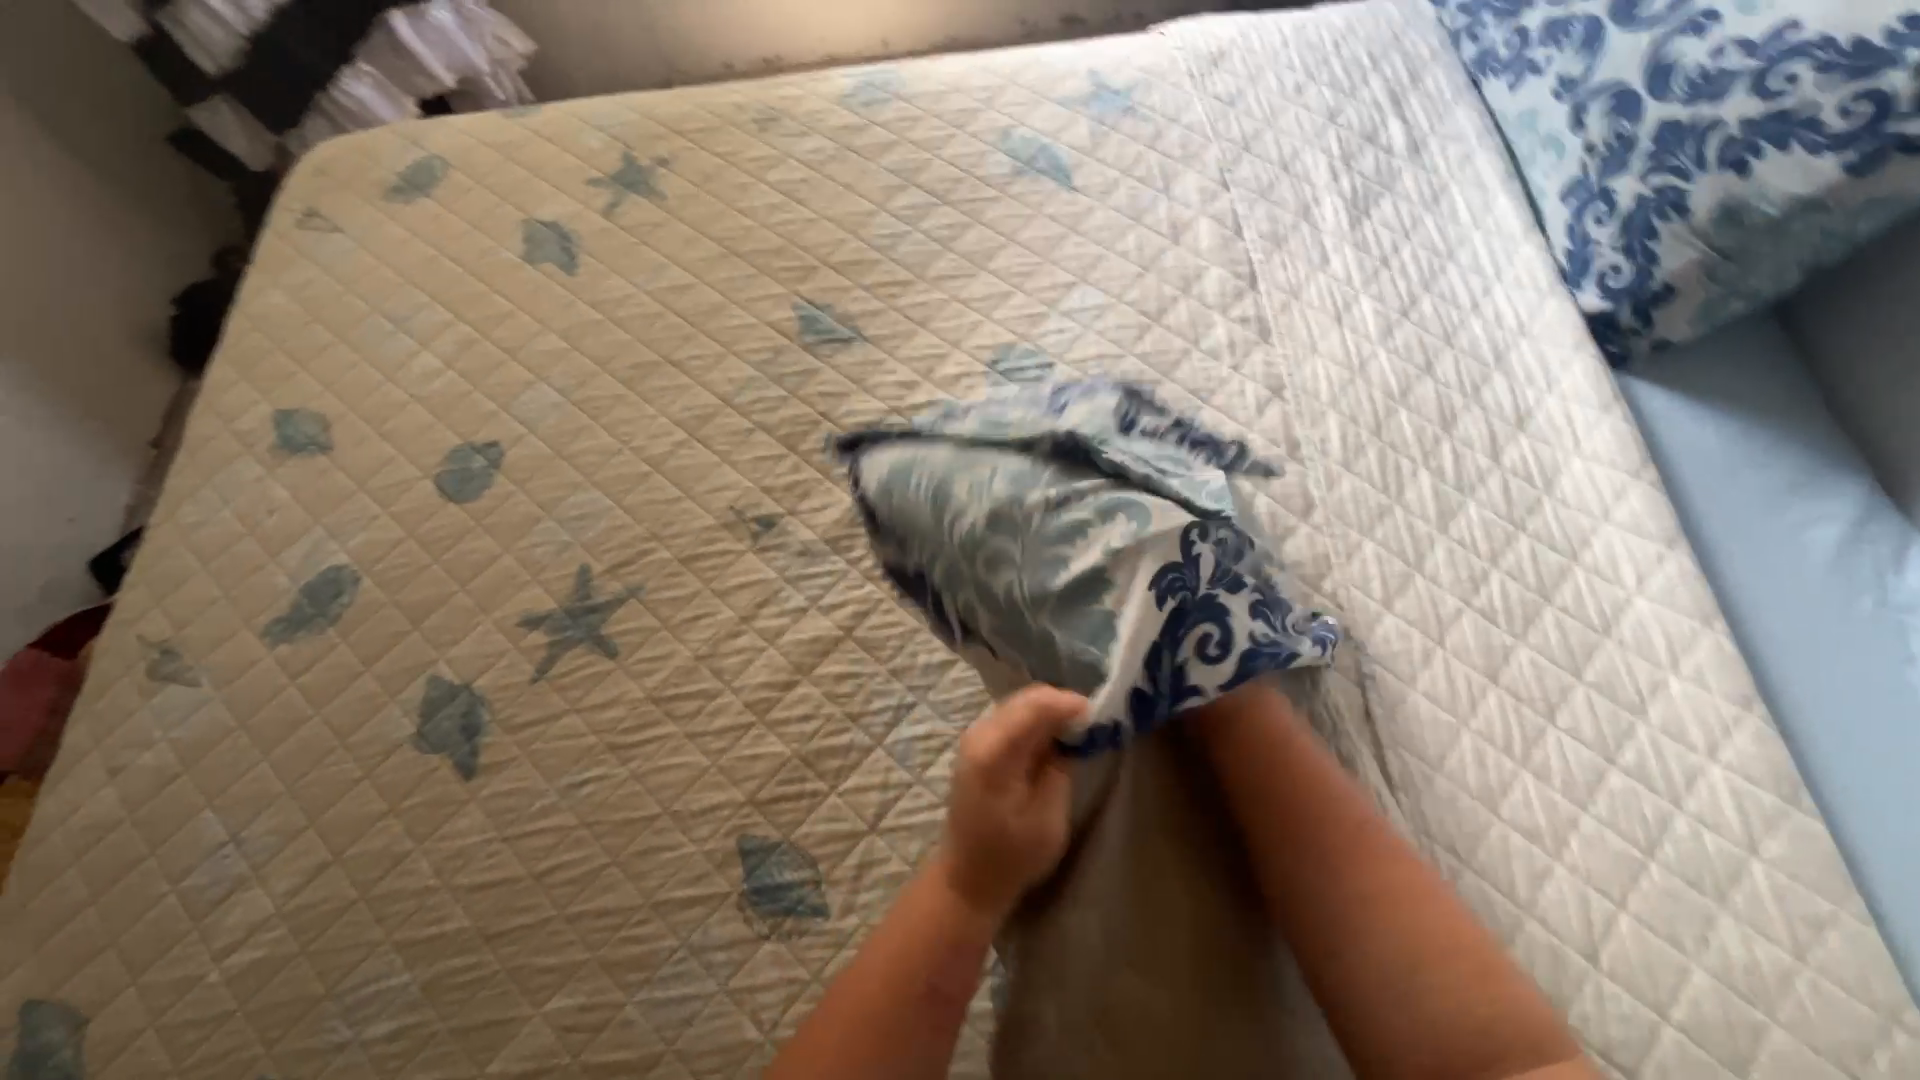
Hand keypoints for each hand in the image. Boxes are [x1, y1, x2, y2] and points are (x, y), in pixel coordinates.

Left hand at [935, 685, 1083, 923]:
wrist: (969, 877)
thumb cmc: (1012, 856)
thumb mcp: (1049, 818)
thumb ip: (1060, 768)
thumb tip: (1073, 734)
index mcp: (994, 752)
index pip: (1036, 706)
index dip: (1070, 704)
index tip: (1101, 715)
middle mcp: (979, 735)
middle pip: (1027, 699)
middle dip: (1062, 703)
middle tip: (1096, 722)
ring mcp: (974, 738)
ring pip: (1019, 705)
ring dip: (1050, 710)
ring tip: (1081, 729)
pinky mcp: (978, 746)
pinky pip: (1012, 718)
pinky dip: (1036, 720)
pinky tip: (1056, 738)